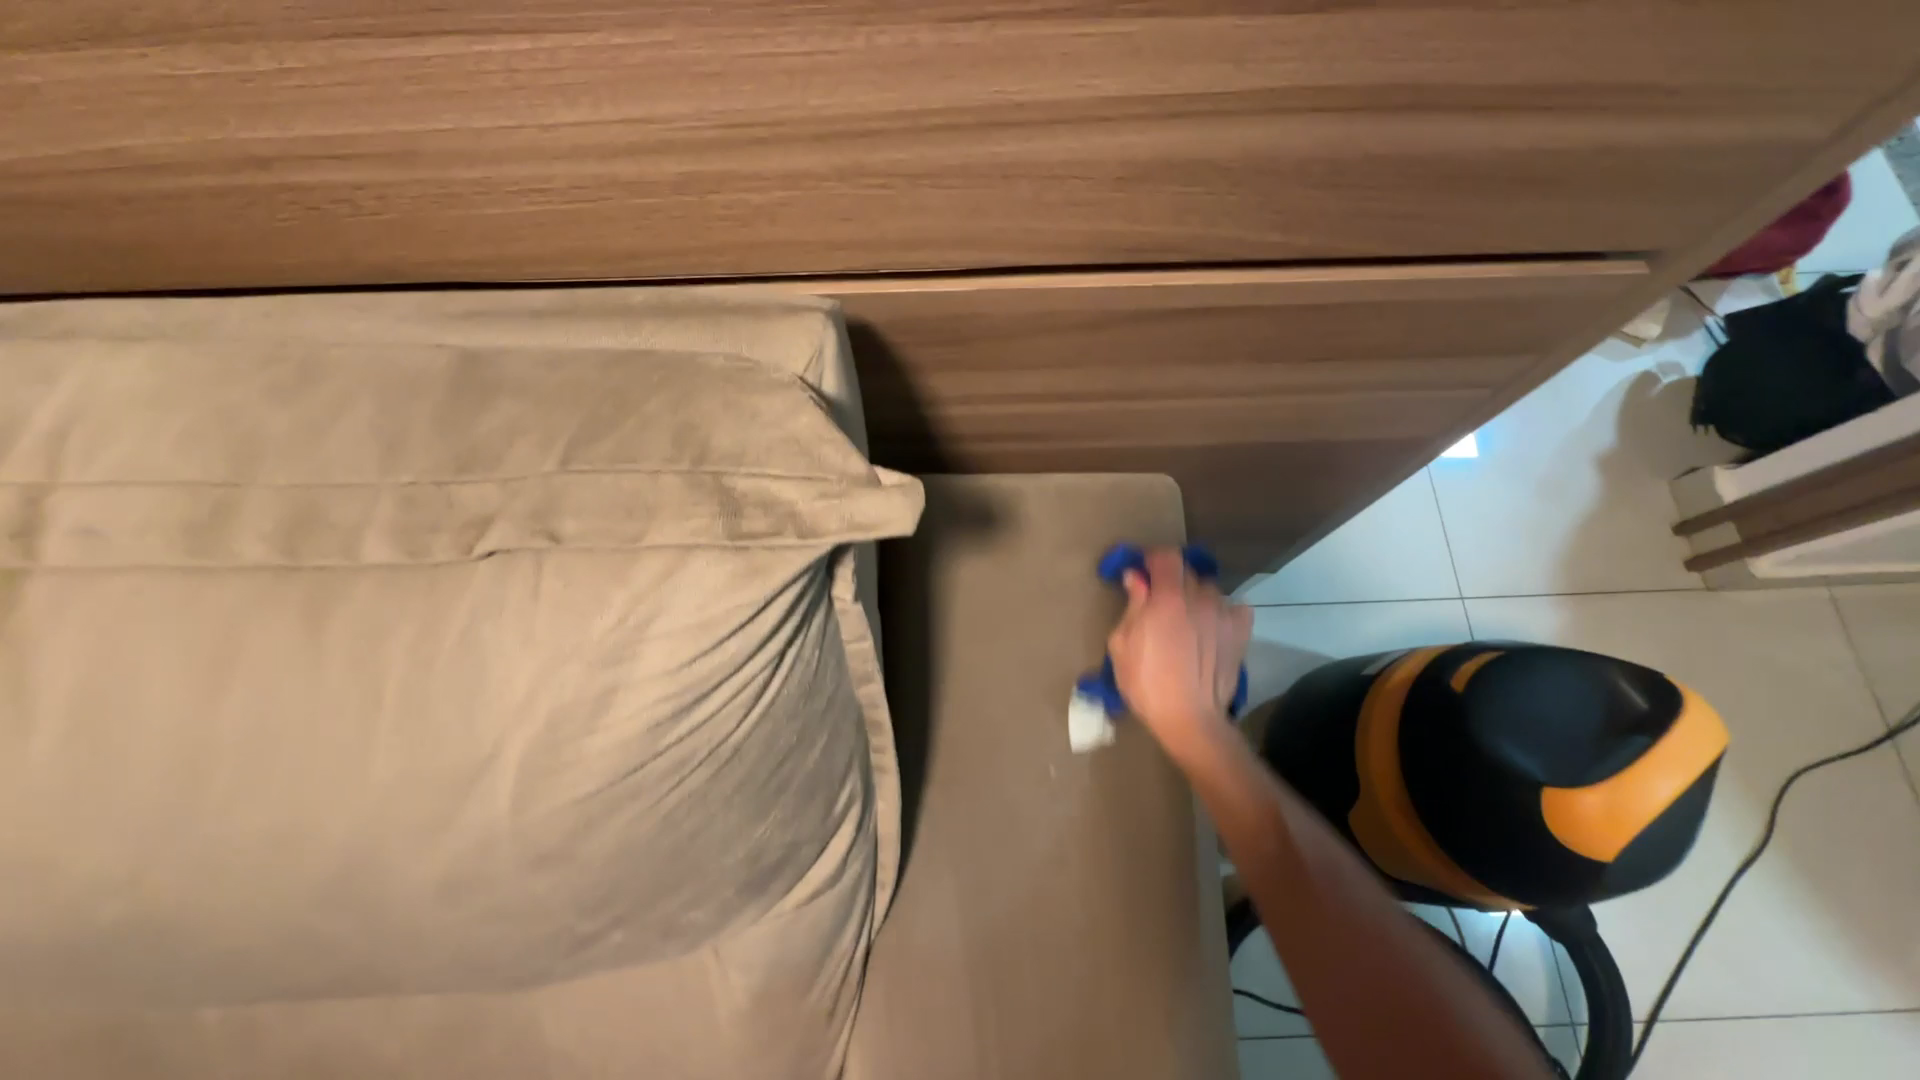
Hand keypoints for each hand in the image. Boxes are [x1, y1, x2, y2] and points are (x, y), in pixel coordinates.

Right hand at [1106, 547, 1253, 753]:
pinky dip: (1222, 612)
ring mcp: (1224, 614)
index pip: (1166, 556)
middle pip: (1187, 572)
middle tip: (1158, 601)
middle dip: (1171, 580)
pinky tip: (1212, 627)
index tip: (1142, 571)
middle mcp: (1200, 598)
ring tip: (1187, 619)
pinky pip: (1234, 608)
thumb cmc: (1146, 683)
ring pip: (1210, 589)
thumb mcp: (1122, 644)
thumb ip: (1133, 605)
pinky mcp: (1241, 632)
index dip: (1152, 559)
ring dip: (1196, 597)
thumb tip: (1136, 578)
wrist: (1189, 718)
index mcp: (1168, 598)